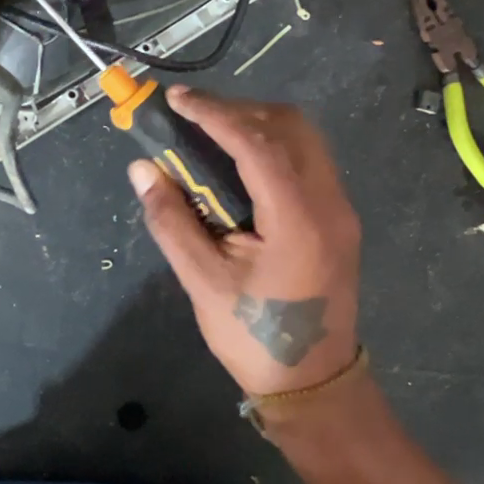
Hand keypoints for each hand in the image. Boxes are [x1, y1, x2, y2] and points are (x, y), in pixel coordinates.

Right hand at [129, 87, 361, 396]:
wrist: (314, 384)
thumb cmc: (255, 336)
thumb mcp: (203, 281)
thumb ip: (172, 219)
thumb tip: (143, 169)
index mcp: (297, 217)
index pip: (256, 142)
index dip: (213, 113)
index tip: (175, 100)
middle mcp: (328, 201)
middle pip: (289, 126)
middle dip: (238, 110)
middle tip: (191, 116)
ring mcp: (340, 208)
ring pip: (304, 138)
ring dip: (258, 124)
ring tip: (211, 133)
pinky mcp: (338, 219)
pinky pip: (309, 160)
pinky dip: (273, 146)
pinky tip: (240, 163)